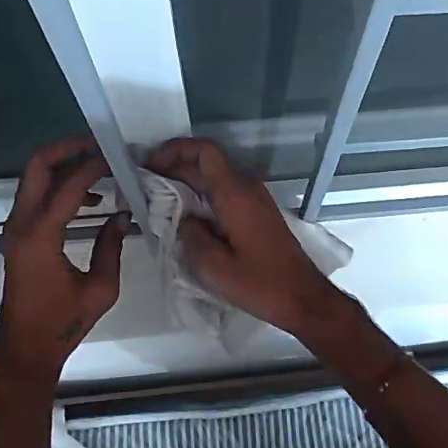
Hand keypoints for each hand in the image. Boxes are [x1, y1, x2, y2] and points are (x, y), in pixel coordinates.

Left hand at [0, 138, 127, 397]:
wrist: (26, 347)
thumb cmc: (63, 323)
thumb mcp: (101, 288)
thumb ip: (111, 247)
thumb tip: (123, 216)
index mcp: (41, 236)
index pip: (68, 186)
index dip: (94, 166)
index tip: (118, 156)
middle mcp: (21, 225)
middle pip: (38, 166)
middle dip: (69, 149)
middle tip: (101, 146)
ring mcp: (15, 228)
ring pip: (34, 178)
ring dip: (65, 166)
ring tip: (101, 167)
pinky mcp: (18, 236)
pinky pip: (36, 196)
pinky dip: (60, 186)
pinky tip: (90, 199)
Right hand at [146, 137, 354, 338]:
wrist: (303, 297)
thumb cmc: (261, 284)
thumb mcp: (214, 267)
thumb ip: (191, 236)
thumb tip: (183, 219)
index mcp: (235, 195)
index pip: (204, 152)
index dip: (174, 150)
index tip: (150, 164)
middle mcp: (247, 188)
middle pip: (207, 163)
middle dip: (174, 167)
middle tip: (144, 183)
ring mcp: (255, 199)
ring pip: (216, 177)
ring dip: (187, 181)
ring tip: (158, 198)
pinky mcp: (258, 213)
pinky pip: (225, 193)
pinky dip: (202, 195)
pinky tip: (185, 215)